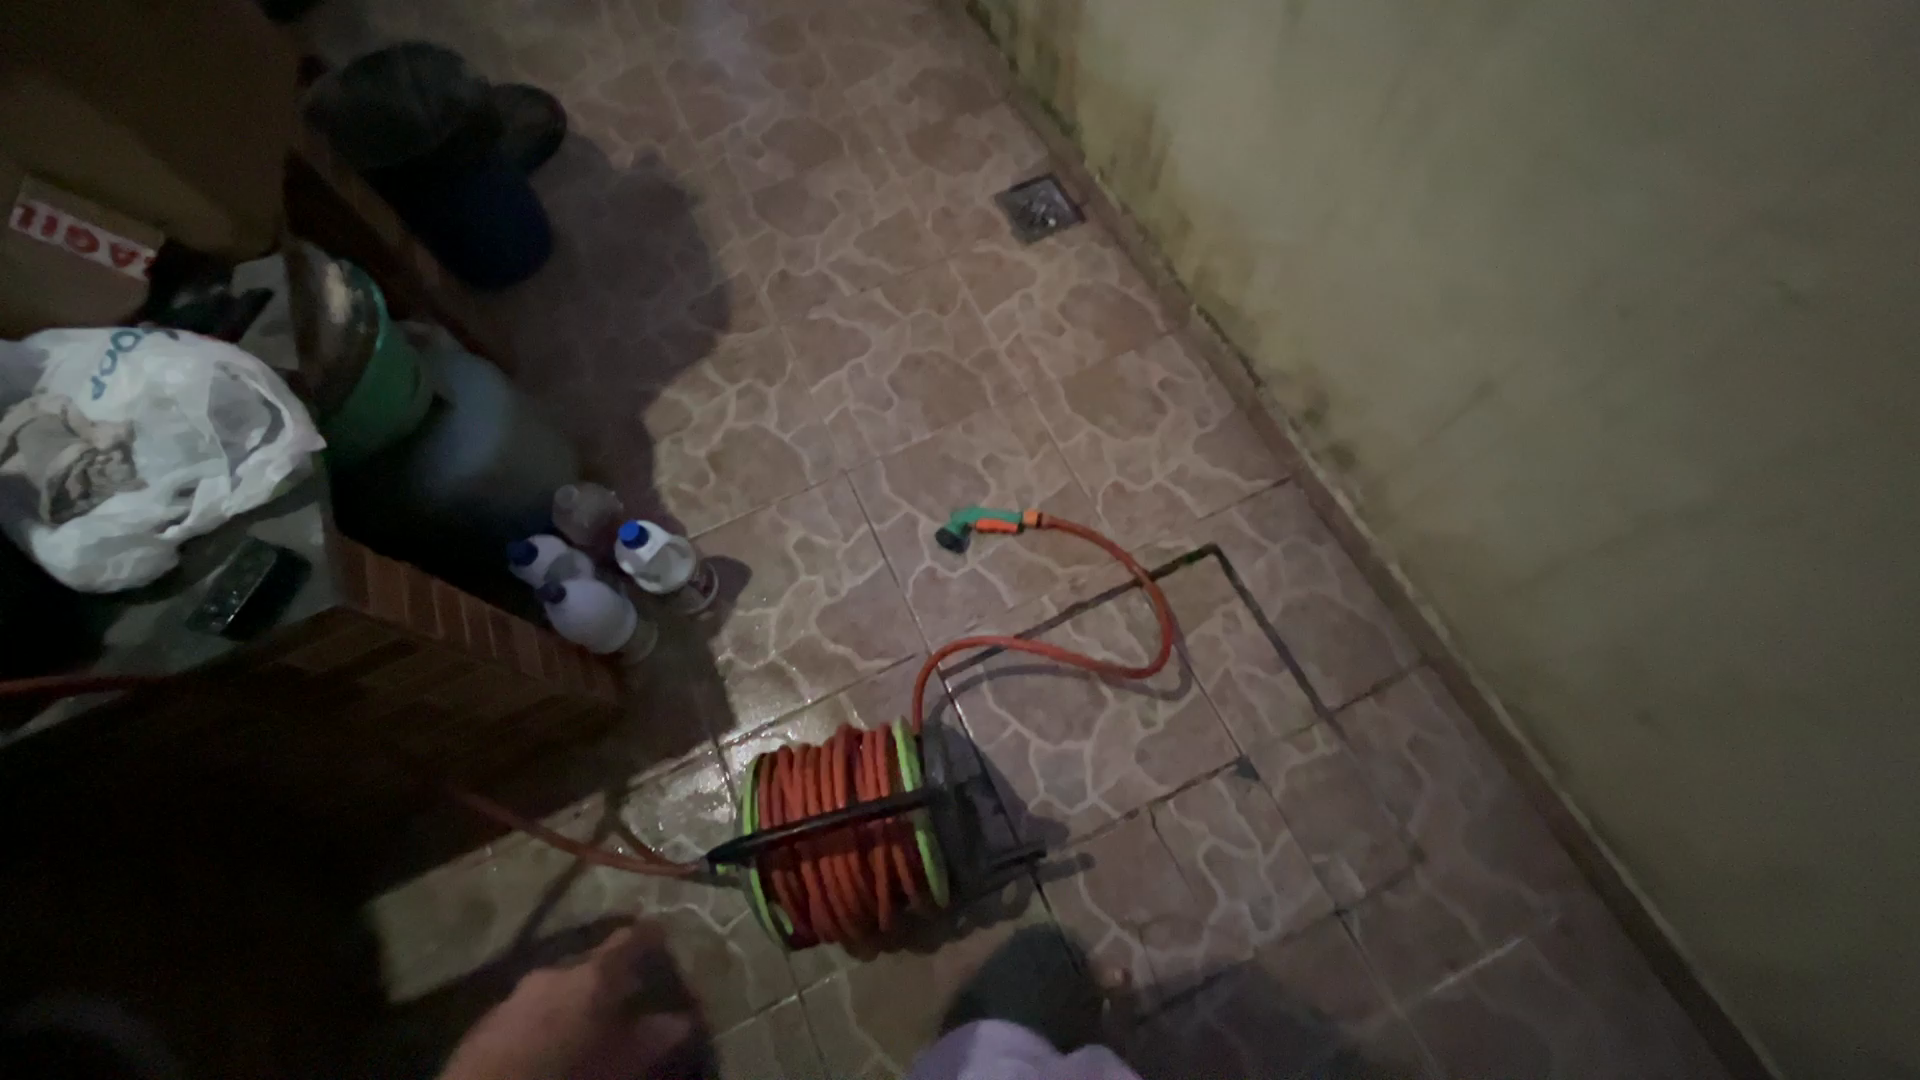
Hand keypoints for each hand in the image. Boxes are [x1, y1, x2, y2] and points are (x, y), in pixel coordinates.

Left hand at [438, 921, 700, 1079]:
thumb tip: (681, 1021)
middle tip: (627, 993)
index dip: (649, 936)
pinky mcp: (485, 1023)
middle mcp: (555, 972)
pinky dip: (546, 1017)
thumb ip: (649, 1040)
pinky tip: (548, 1042)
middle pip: (592, 962)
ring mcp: (515, 995)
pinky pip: (528, 1008)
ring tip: (588, 1022)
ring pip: (558, 985)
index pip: (630, 939)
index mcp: (592, 976)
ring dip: (575, 997)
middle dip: (610, 976)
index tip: (663, 934)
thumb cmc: (565, 1076)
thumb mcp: (616, 1064)